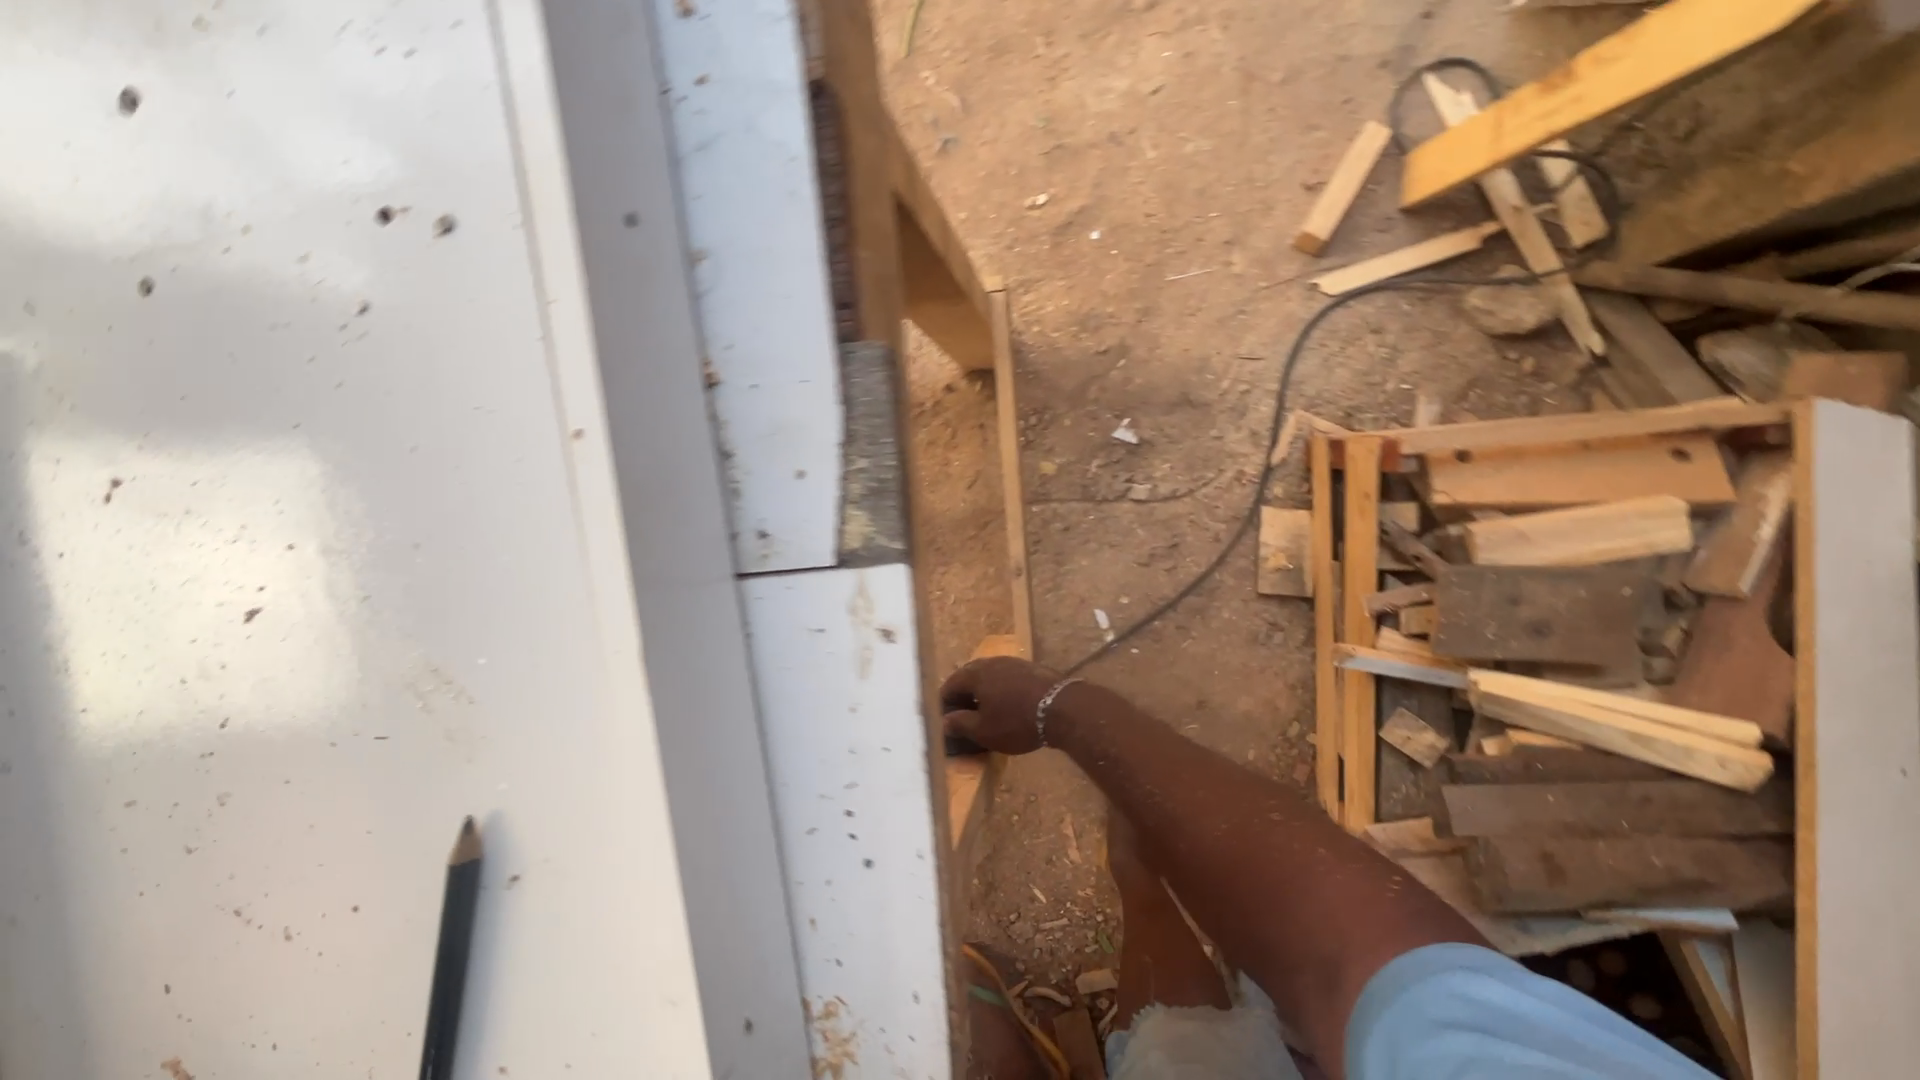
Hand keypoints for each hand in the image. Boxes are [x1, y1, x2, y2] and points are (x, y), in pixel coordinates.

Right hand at [940, 657, 1064, 754]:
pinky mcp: (1032, 669)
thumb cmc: (1016, 721)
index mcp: (975, 674)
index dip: (944, 704)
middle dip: (964, 697)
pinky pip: (1008, 679)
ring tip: (986, 713)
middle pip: (970, 678)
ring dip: (984, 693)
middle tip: (963, 717)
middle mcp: (992, 662)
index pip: (950, 685)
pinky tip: (1009, 707)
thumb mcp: (984, 730)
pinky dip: (1002, 692)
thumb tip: (944, 721)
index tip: (945, 720)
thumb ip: (960, 724)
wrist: (1062, 708)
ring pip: (991, 677)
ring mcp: (1014, 663)